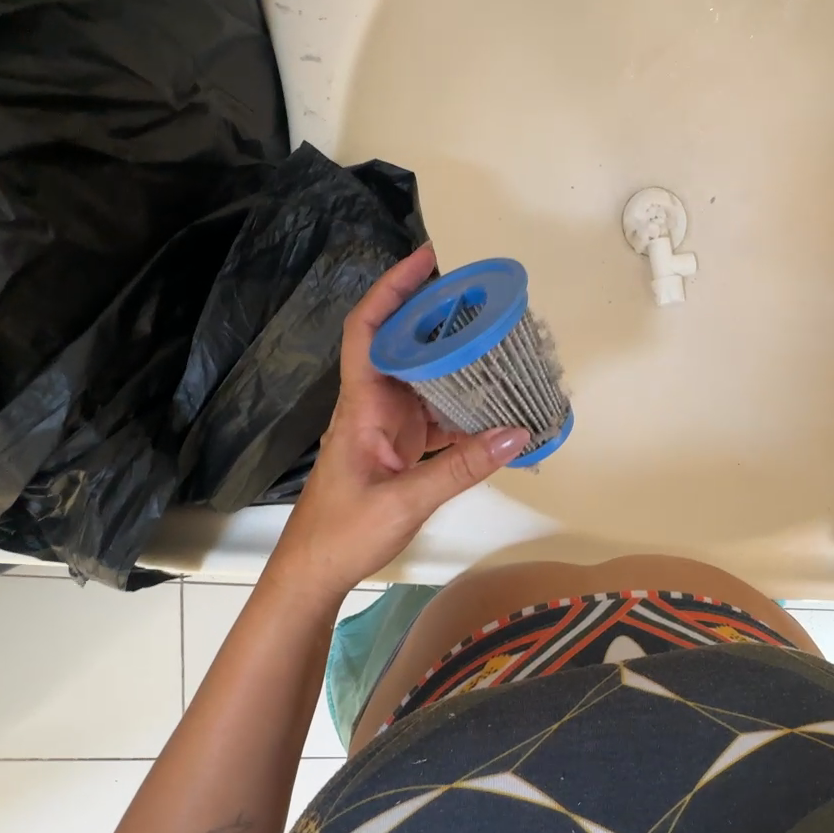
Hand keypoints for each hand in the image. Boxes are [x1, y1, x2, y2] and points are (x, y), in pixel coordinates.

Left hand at [270, 244, 530, 596]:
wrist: (315, 571)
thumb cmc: (343, 533)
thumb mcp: (407, 500)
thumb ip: (463, 468)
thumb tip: (518, 433)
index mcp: (362, 406)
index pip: (369, 331)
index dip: (393, 290)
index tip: (428, 260)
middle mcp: (374, 407)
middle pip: (403, 347)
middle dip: (437, 318)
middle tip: (483, 301)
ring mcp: (387, 429)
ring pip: (423, 382)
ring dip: (455, 365)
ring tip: (498, 348)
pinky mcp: (399, 451)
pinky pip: (436, 418)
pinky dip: (464, 413)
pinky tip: (494, 415)